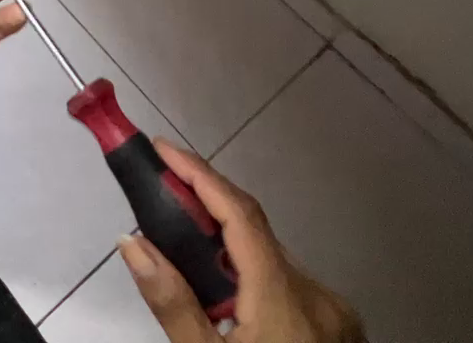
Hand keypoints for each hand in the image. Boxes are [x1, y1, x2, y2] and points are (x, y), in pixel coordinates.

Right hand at [120, 138, 362, 342]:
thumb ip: (173, 304)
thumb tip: (131, 242)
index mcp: (286, 301)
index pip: (239, 215)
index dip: (199, 173)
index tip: (161, 148)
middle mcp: (319, 297)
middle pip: (254, 231)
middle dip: (204, 202)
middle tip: (158, 190)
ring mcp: (336, 315)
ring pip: (271, 256)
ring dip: (226, 240)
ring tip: (181, 243)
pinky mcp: (341, 330)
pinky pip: (287, 281)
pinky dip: (250, 269)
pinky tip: (225, 293)